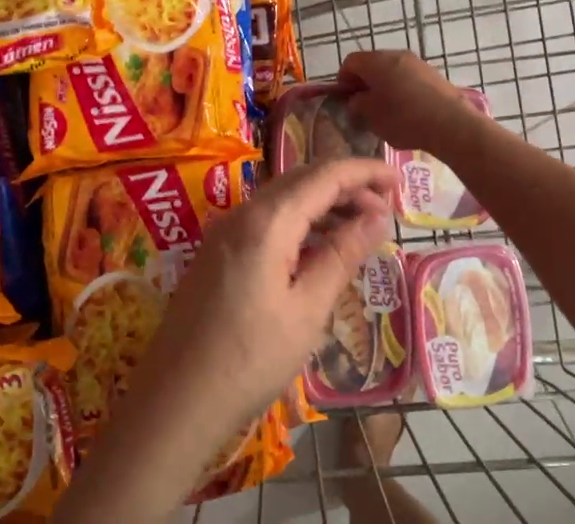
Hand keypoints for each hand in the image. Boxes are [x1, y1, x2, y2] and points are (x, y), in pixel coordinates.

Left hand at [124, 156, 394, 446]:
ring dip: (325, 205)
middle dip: (348, 186)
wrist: (174, 404)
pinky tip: (321, 249)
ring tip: (362, 229)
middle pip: (303, 179)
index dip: (365, 172)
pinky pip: (267, 220)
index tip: (400, 181)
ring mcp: (224, 232)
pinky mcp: (217, 253)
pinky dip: (301, 223)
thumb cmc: (249, 360)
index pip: (325, 175)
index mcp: (267, 221)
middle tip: (386, 210)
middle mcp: (242, 214)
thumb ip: (343, 255)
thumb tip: (379, 217)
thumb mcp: (308, 310)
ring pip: (284, 198)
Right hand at [339, 50, 487, 154]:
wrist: (452, 124)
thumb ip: (358, 105)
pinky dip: (401, 88)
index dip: (343, 79)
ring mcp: (417, 62)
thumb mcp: (372, 117)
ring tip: (386, 110)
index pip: (350, 61)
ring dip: (384, 85)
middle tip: (363, 105)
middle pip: (372, 63)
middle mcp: (397, 55)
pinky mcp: (433, 74)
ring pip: (391, 70)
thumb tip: (357, 99)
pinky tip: (406, 110)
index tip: (345, 99)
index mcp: (377, 62)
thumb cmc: (405, 119)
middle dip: (364, 82)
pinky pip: (408, 76)